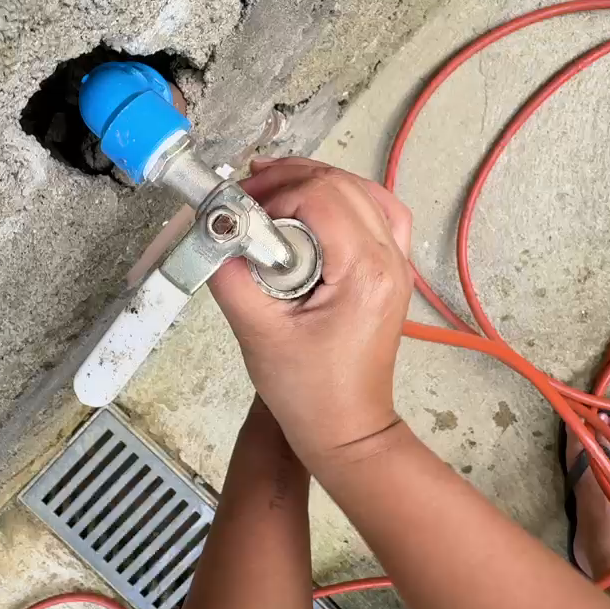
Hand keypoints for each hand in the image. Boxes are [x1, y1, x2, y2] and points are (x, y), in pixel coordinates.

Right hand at [209, 159, 413, 463]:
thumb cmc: (306, 391)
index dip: (275, 193)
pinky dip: (346, 199)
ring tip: (272, 188)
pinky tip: (316, 205)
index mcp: (364, 272)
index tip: (239, 213)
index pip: (321, 198)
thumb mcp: (258, 333)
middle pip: (343, 185)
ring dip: (317, 182)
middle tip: (246, 195)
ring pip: (364, 192)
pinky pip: (379, 214)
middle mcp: (391, 260)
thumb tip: (212, 232)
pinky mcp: (392, 273)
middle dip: (290, 179)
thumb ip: (232, 276)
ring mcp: (398, 265)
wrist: (347, 428)